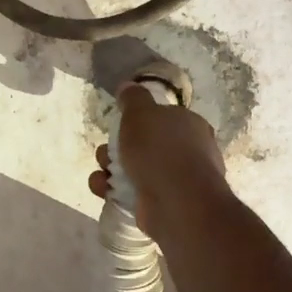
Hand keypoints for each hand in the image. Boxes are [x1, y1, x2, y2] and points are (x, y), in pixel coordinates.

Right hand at [88, 83, 228, 239]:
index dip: (137, 121)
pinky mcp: (162, 205)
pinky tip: (102, 190)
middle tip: (106, 153)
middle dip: (116, 149)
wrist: (177, 202)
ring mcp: (175, 182)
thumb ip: (132, 98)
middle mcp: (187, 153)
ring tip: (102, 174)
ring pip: (134, 170)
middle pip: (143, 145)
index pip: (162, 119)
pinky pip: (133, 193)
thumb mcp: (141, 112)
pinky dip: (114, 191)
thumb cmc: (160, 149)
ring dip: (110, 170)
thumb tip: (128, 86)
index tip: (119, 125)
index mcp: (189, 126)